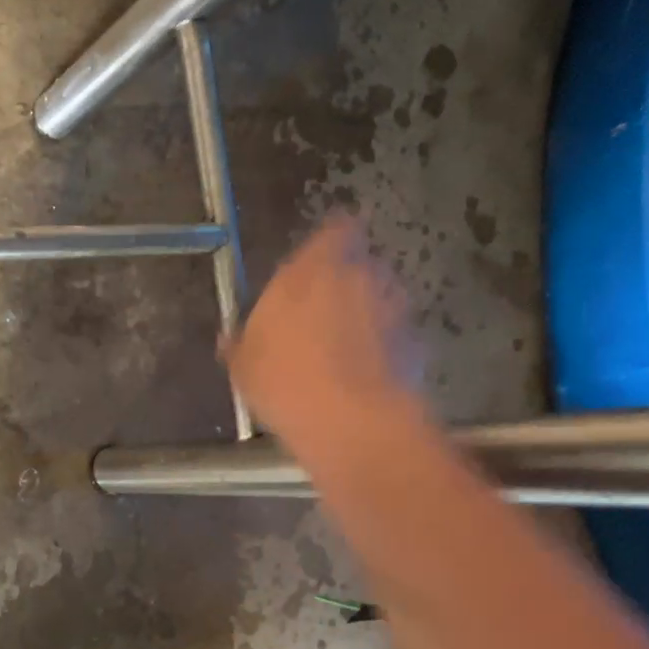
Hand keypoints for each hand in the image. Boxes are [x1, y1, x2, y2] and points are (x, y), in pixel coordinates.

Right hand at [223, 217, 423, 449]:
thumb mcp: (242, 364)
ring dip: (366, 311)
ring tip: (342, 345)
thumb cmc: (282, 379)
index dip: (329, 239)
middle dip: (344, 281)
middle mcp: (358, 275)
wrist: (349, 418)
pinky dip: (382, 343)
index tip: (317, 258)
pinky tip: (361, 372)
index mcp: (310, 270)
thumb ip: (241, 340)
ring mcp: (394, 305)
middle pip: (357, 264)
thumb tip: (232, 336)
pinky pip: (393, 332)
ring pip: (379, 296)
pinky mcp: (416, 338)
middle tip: (320, 311)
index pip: (334, 229)